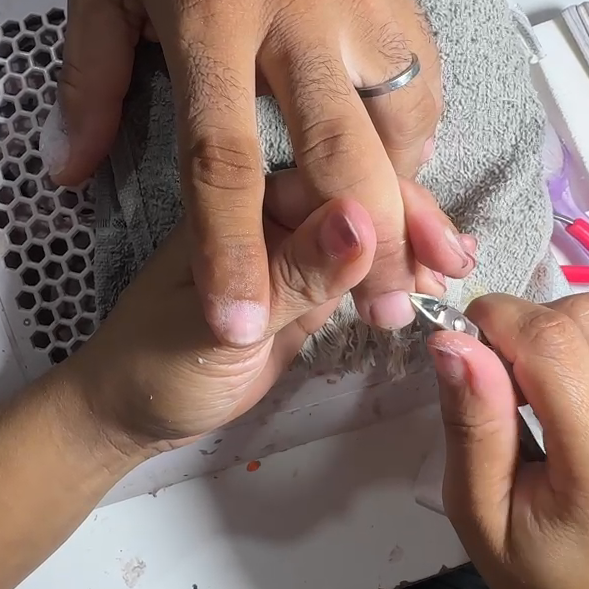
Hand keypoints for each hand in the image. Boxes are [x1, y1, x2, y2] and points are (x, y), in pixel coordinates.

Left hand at [54, 0, 443, 347]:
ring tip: (413, 265)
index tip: (241, 327)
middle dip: (365, 249)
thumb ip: (92, 82)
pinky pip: (416, 78)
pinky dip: (417, 137)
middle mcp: (292, 14)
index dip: (231, 253)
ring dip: (408, 198)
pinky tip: (408, 173)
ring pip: (399, 121)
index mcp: (207, 16)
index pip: (221, 160)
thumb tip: (67, 173)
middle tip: (382, 320)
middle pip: (339, 155)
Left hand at [72, 175, 472, 457]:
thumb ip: (290, 275)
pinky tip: (429, 279)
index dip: (386, 207)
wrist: (133, 411)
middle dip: (411, 222)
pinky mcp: (304, 283)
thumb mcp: (221, 324)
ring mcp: (292, 246)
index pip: (326, 178)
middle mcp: (271, 210)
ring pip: (365, 230)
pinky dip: (394, 273)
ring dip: (410, 245)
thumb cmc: (155, 364)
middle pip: (356, 194)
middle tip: (455, 261)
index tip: (432, 247)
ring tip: (455, 270)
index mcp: (241, 197)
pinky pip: (358, 268)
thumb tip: (362, 221)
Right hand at [432, 295, 588, 588]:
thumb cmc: (539, 574)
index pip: (555, 345)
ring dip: (563, 336)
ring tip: (541, 387)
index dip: (500, 321)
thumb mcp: (476, 510)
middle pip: (588, 320)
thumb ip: (471, 422)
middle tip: (501, 371)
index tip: (468, 341)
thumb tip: (454, 339)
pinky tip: (584, 397)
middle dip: (528, 325)